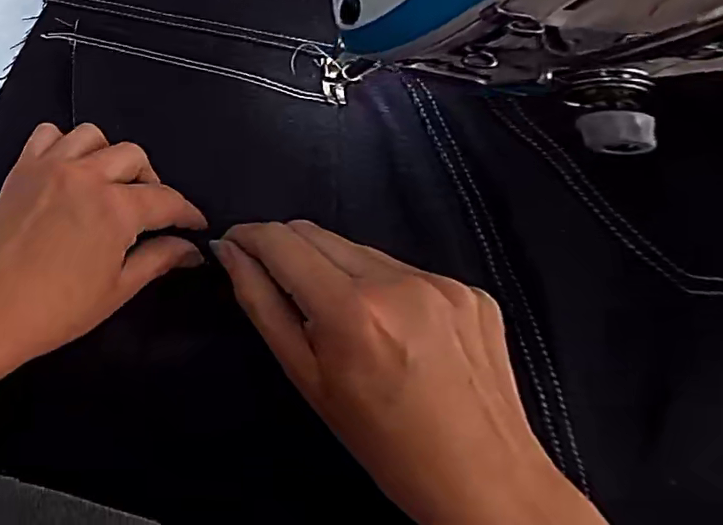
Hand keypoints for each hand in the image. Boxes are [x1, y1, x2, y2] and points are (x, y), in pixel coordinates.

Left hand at [0, 123, 207, 376]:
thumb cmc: (53, 309)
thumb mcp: (117, 289)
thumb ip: (158, 260)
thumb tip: (188, 249)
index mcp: (115, 208)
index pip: (165, 198)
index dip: (186, 212)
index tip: (193, 222)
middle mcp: (87, 175)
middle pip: (135, 157)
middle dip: (151, 181)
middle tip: (150, 209)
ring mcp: (52, 165)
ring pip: (94, 136)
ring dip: (108, 155)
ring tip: (108, 182)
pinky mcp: (24, 166)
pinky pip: (48, 133)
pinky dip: (63, 143)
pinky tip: (68, 168)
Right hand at [213, 221, 605, 524]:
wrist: (492, 488)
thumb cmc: (385, 444)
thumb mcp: (308, 381)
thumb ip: (261, 305)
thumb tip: (230, 251)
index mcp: (351, 310)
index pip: (281, 240)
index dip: (249, 235)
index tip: (233, 243)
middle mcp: (396, 280)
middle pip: (316, 233)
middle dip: (287, 249)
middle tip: (282, 282)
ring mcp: (440, 280)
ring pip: (358, 248)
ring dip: (337, 267)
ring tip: (348, 317)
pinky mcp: (471, 287)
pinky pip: (403, 267)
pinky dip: (384, 285)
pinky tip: (398, 327)